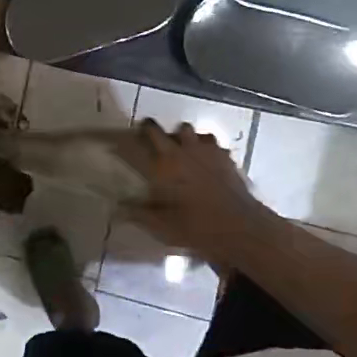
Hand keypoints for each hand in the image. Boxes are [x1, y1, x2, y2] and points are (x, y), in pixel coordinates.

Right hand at [115, 120, 272, 255]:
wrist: (239, 227)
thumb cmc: (194, 226)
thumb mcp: (160, 225)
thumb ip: (138, 213)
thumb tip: (117, 208)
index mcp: (165, 162)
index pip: (150, 134)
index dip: (142, 130)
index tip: (136, 132)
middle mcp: (186, 150)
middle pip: (172, 128)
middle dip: (163, 133)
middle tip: (159, 146)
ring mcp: (209, 152)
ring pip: (195, 132)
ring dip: (188, 139)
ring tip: (185, 152)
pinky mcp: (227, 159)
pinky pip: (214, 145)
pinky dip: (208, 149)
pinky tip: (208, 163)